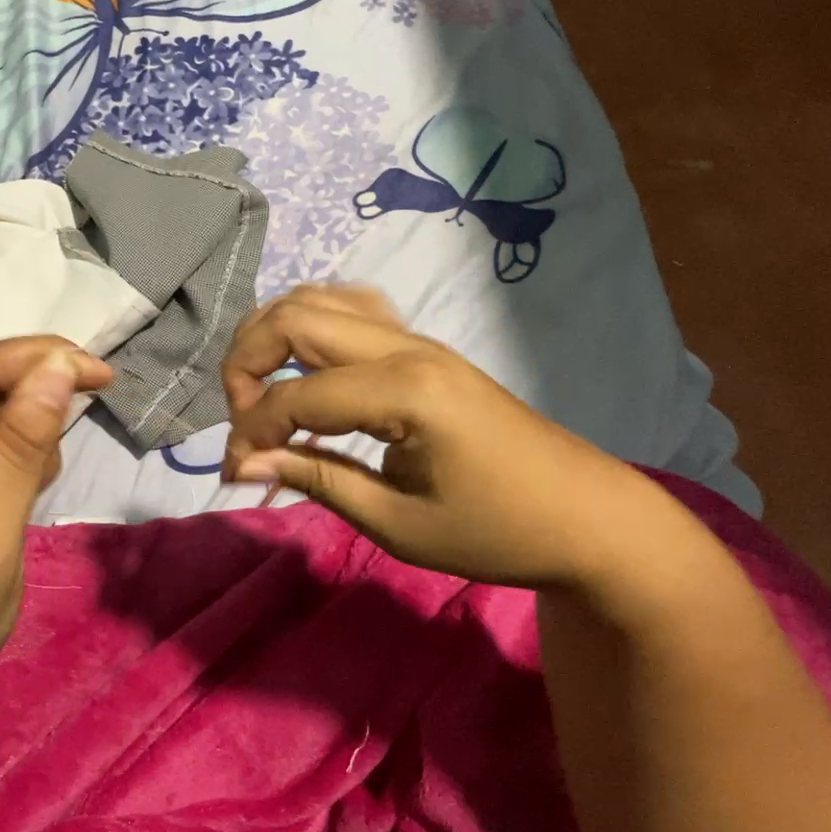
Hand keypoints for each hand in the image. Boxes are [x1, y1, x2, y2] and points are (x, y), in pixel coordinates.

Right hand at [221, 284, 683, 589]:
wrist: (591, 519)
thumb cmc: (498, 532)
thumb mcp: (399, 524)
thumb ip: (315, 479)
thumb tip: (241, 464)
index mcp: (405, 391)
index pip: (294, 396)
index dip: (251, 432)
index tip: (239, 473)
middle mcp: (405, 347)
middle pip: (291, 319)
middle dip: (245, 364)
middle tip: (243, 419)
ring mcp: (416, 338)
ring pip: (315, 299)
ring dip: (270, 335)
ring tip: (260, 388)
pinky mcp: (421, 345)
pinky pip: (348, 306)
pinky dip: (307, 323)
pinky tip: (302, 360)